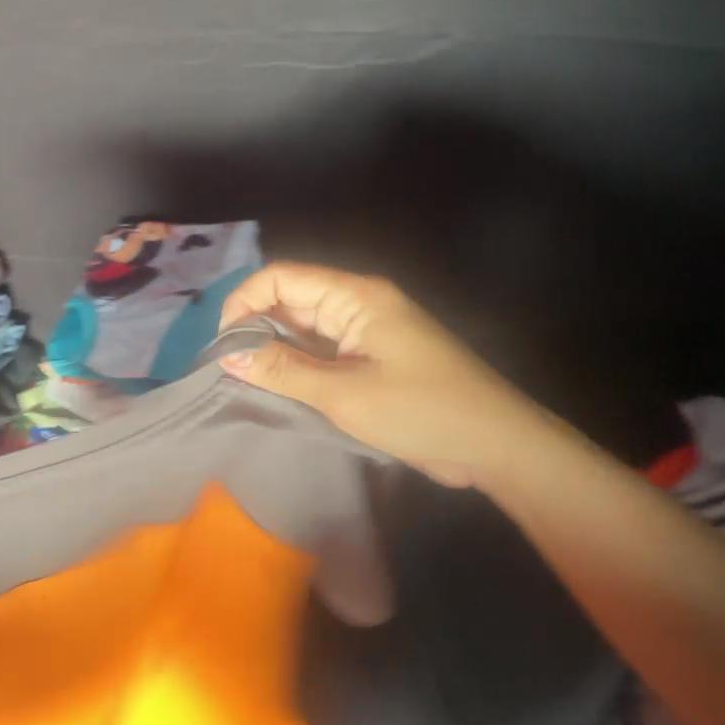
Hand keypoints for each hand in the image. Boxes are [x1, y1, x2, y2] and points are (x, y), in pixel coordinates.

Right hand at [217, 262, 590, 489]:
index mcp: (356, 296)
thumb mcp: (344, 394)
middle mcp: (359, 303)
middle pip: (289, 299)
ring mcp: (366, 331)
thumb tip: (225, 354)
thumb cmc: (423, 412)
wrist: (499, 447)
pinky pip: (320, 350)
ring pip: (301, 327)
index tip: (225, 346)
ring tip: (248, 382)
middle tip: (230, 370)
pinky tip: (278, 389)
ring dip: (273, 350)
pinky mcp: (371, 357)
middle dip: (254, 328)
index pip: (280, 277)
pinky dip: (295, 365)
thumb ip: (282, 370)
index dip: (244, 303)